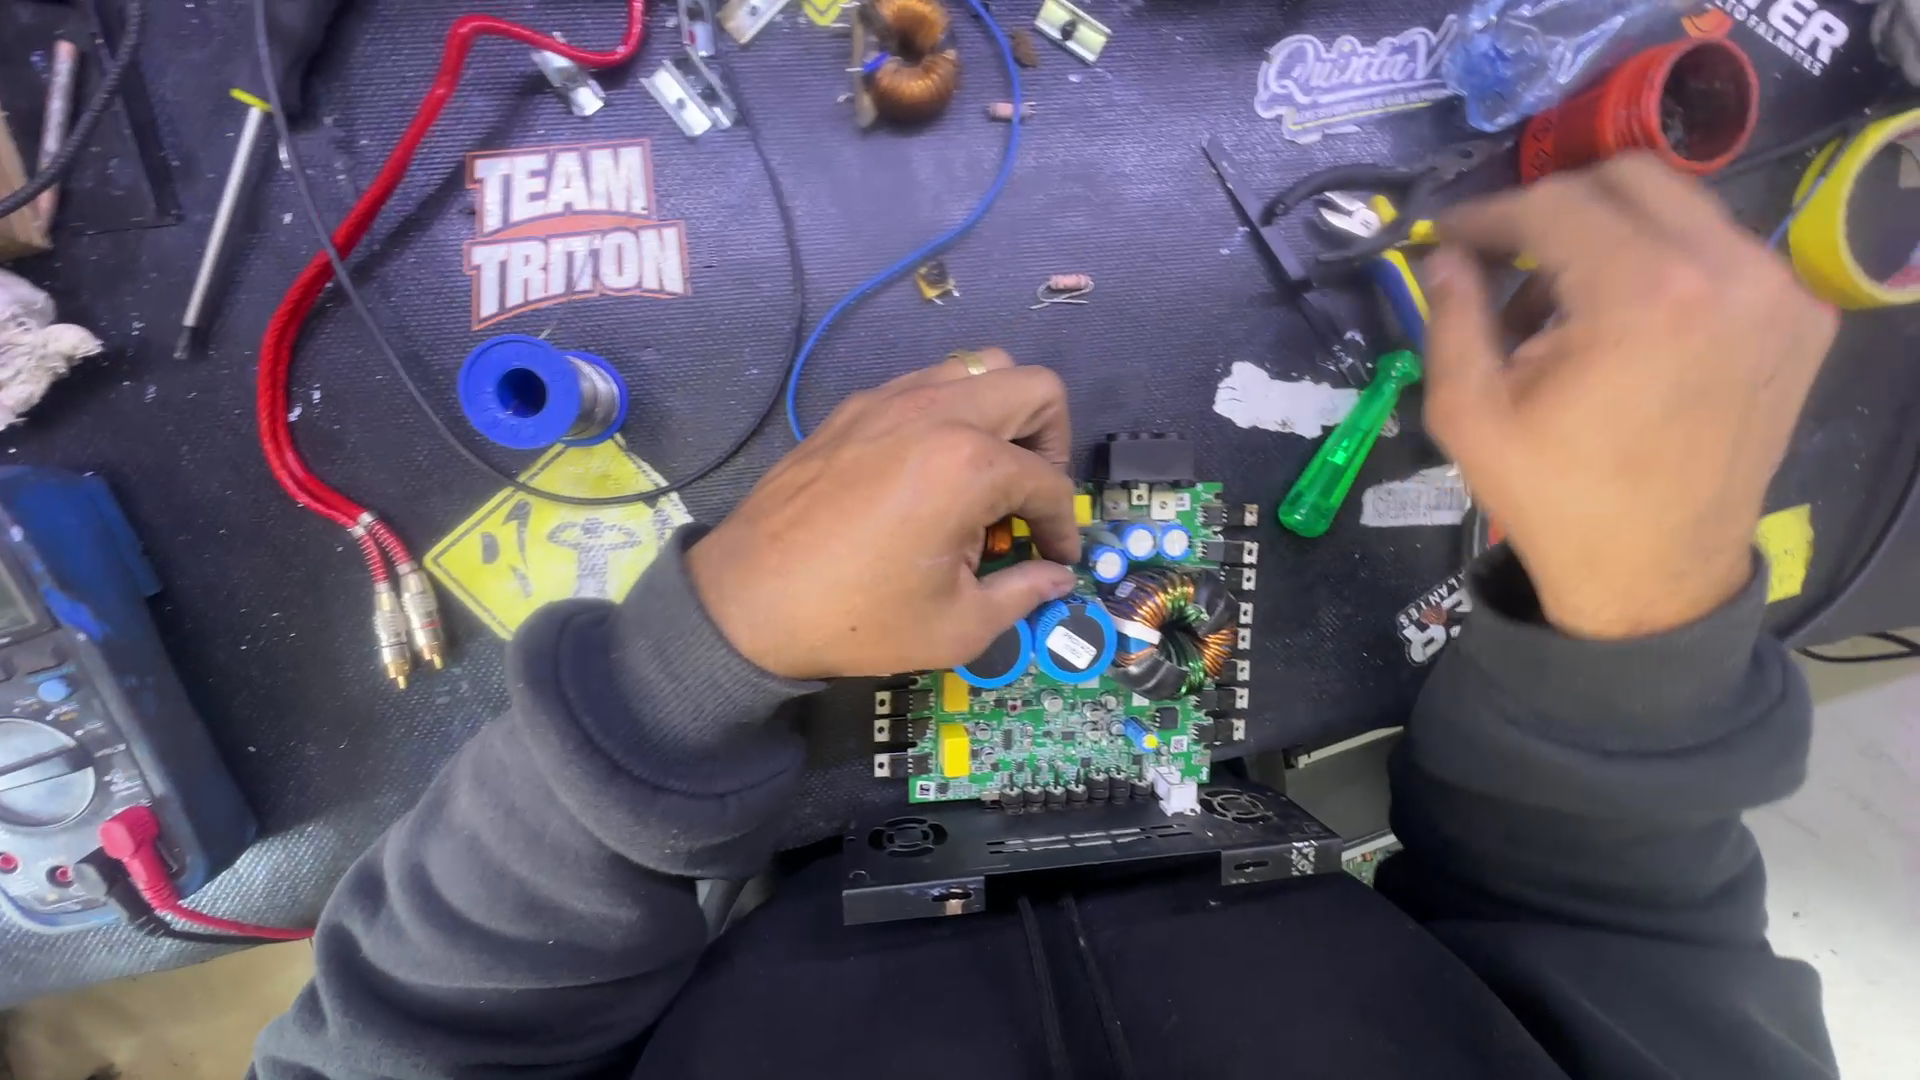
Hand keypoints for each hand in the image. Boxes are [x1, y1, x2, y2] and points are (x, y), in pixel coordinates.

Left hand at [687, 349, 1082, 678]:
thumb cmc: (857, 619)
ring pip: (979, 369)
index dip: (1064, 526)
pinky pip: (926, 385)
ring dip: (1001, 417)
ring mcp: (890, 400)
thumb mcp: (957, 626)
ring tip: (983, 477)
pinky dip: (950, 414)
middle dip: (1052, 443)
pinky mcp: (854, 408)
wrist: (748, 602)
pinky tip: (928, 470)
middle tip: (1030, 497)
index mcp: (969, 464)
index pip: (1049, 482)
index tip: (1058, 556)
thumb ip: (1024, 593)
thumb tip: (1059, 574)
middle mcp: (936, 411)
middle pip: (1035, 388)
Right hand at [1423, 154, 1837, 638]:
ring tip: (1549, 310)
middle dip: (1546, 209)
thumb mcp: (1467, 412)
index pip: (1555, 206)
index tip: (1443, 235)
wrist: (1650, 566)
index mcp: (1642, 295)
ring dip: (1599, 237)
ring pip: (1677, 211)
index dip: (1487, 213)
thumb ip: (1451, 320)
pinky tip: (1612, 330)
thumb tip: (1442, 258)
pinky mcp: (1799, 319)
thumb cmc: (1546, 494)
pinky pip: (1716, 254)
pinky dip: (1651, 267)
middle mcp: (1730, 271)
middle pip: (1628, 179)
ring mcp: (1780, 292)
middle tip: (1495, 258)